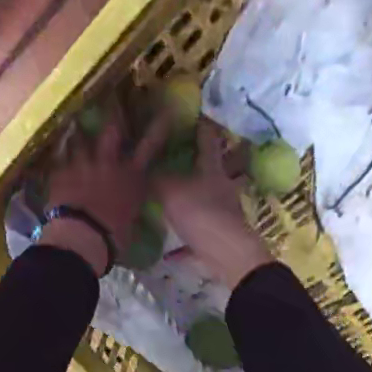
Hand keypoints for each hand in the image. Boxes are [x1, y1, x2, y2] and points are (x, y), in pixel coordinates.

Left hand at [38, 103, 168, 273]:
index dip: (158, 128)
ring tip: (74, 123)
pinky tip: (52, 151)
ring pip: (79, 140)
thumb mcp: (131, 223)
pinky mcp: (60, 173)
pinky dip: (56, 155)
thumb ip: (130, 209)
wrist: (82, 237)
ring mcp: (83, 165)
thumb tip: (129, 213)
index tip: (165, 112)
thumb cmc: (113, 238)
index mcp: (132, 178)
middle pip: (111, 132)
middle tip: (109, 100)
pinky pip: (57, 158)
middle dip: (112, 115)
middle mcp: (109, 164)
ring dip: (77, 132)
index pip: (150, 147)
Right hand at [156, 123, 275, 288]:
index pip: (208, 142)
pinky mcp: (221, 235)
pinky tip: (173, 250)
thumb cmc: (201, 215)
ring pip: (213, 199)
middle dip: (209, 163)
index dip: (202, 128)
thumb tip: (144, 168)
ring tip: (184, 198)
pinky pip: (202, 232)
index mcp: (212, 171)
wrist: (227, 254)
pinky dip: (189, 237)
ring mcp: (225, 212)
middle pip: (218, 169)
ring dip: (202, 197)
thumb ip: (157, 179)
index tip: (198, 117)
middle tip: (194, 158)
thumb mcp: (171, 192)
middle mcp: (222, 188)